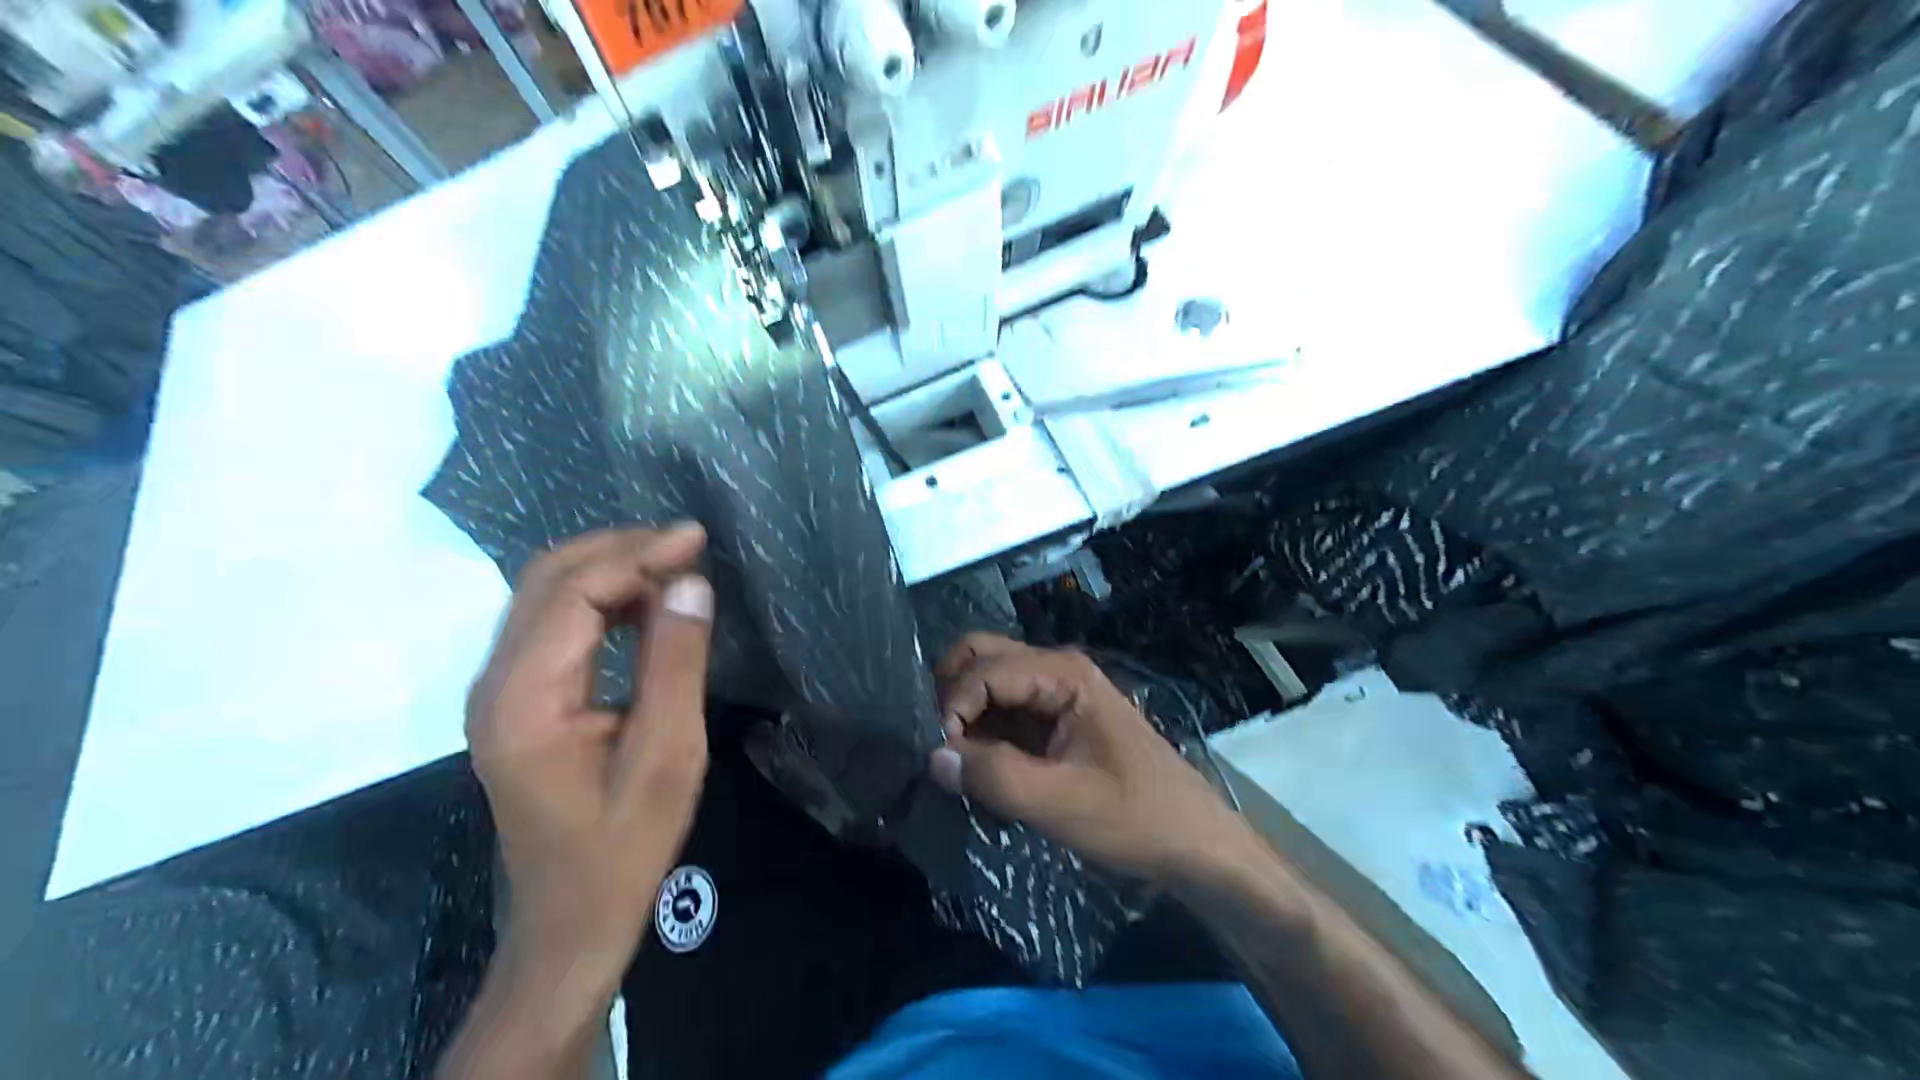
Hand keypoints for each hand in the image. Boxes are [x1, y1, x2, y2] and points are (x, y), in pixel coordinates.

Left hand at [466, 525, 714, 1012]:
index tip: (697, 541)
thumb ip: (676, 664)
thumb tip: (692, 583)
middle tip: (689, 544)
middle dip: (621, 549)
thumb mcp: (668, 756)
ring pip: (548, 594)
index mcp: (524, 698)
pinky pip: (558, 623)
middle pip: (548, 579)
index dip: (637, 556)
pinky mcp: (520, 698)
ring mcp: (502, 689)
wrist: (572, 917)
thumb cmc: (624, 844)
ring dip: (612, 568)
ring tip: (676, 565)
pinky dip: (604, 599)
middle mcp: (496, 682)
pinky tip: (648, 604)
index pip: (574, 592)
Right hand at [926, 634, 1257, 884]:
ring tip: (951, 759)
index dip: (953, 705)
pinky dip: (979, 730)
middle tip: (936, 743)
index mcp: (1064, 674)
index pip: (985, 669)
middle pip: (982, 657)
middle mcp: (1056, 669)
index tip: (939, 754)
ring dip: (963, 712)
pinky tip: (974, 766)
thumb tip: (932, 757)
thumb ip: (994, 777)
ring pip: (989, 681)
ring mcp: (1056, 693)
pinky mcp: (1054, 720)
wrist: (1193, 843)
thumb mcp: (1061, 803)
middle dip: (951, 693)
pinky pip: (1003, 710)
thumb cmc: (1135, 818)